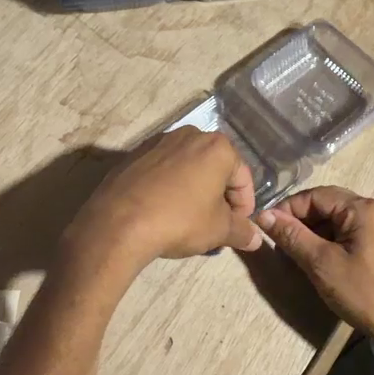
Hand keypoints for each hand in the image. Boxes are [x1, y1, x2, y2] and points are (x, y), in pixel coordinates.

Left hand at [60, 128, 261, 277]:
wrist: (118, 223)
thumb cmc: (179, 221)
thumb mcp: (218, 230)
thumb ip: (241, 231)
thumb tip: (255, 239)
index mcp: (217, 147)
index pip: (243, 178)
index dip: (245, 206)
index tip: (238, 227)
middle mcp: (190, 135)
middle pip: (216, 168)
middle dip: (219, 196)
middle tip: (215, 224)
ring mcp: (159, 141)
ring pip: (188, 167)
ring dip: (195, 189)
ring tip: (189, 219)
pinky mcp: (135, 153)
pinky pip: (163, 169)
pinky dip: (170, 186)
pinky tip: (163, 210)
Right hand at [254, 187, 373, 358]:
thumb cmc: (364, 294)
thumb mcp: (322, 264)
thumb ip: (292, 236)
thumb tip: (264, 215)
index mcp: (363, 208)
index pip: (316, 195)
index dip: (288, 208)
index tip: (267, 226)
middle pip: (329, 204)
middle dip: (301, 219)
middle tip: (279, 239)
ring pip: (339, 218)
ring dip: (316, 230)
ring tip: (295, 251)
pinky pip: (352, 231)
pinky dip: (332, 239)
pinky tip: (319, 257)